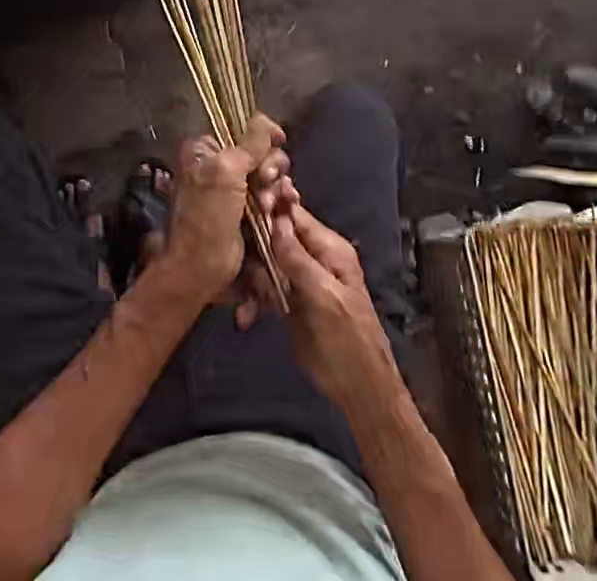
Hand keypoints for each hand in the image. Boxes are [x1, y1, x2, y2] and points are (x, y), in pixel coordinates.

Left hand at [160, 115, 284, 296]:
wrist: (201, 268)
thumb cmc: (208, 217)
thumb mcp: (226, 172)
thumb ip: (249, 143)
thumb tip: (266, 120)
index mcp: (205, 149)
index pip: (242, 128)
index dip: (263, 135)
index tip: (279, 142)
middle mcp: (219, 163)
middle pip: (261, 150)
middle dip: (269, 166)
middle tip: (266, 182)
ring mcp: (233, 187)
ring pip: (269, 173)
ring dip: (274, 186)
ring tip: (267, 204)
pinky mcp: (247, 208)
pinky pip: (271, 193)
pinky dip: (278, 198)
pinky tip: (281, 206)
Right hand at [260, 188, 397, 411]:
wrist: (357, 387)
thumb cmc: (348, 338)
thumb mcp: (324, 295)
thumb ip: (298, 258)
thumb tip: (276, 220)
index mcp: (330, 249)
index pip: (296, 217)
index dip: (270, 210)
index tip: (241, 210)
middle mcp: (314, 259)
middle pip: (275, 239)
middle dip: (254, 253)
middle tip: (239, 270)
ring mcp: (300, 281)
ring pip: (265, 266)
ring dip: (251, 282)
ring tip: (245, 305)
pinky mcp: (289, 304)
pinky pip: (265, 291)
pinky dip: (254, 302)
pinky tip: (246, 317)